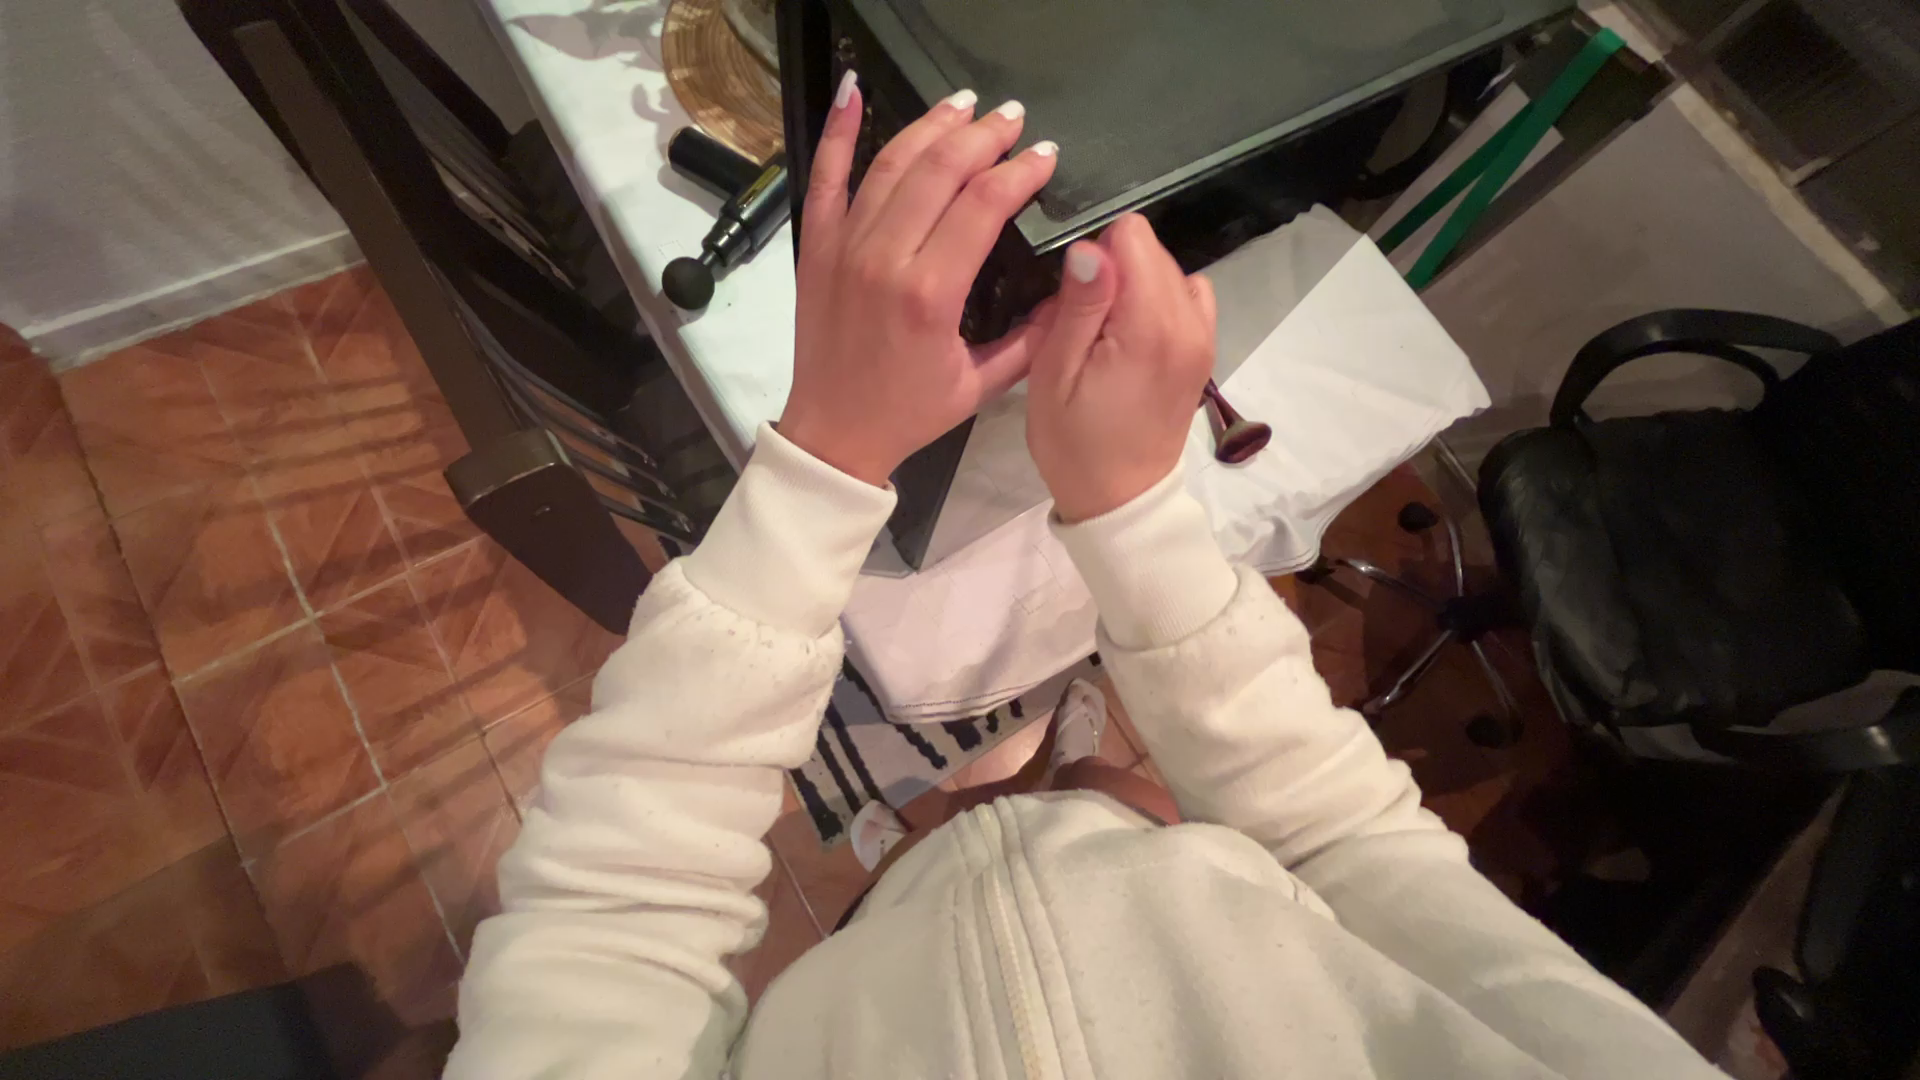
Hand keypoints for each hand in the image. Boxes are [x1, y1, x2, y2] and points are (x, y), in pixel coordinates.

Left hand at [779, 73, 1059, 486]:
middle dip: (984, 136)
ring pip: (890, 163)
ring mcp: (844, 248)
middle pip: (940, 170)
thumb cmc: (909, 414)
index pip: (983, 205)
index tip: (1044, 155)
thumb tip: (1069, 295)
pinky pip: (824, 177)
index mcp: (930, 294)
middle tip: (1013, 118)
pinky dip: (838, 132)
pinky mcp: (817, 248)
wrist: (835, 433)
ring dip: (931, 125)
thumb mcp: (980, 386)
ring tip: (963, 106)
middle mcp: (885, 258)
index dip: (1020, 171)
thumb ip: (1030, 340)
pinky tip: (853, 93)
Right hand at [1025, 214, 1216, 522]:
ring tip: (1106, 339)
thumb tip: (1090, 247)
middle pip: (1151, 251)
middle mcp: (1190, 323)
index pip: (1132, 235)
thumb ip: (1078, 307)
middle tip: (1082, 330)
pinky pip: (1186, 298)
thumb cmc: (1074, 445)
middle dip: (1111, 277)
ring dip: (1133, 292)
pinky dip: (1157, 305)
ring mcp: (1204, 338)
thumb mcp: (1054, 377)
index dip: (1094, 261)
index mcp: (1151, 327)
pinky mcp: (1204, 351)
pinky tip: (1132, 340)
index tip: (1074, 306)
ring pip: (1168, 272)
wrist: (1119, 500)